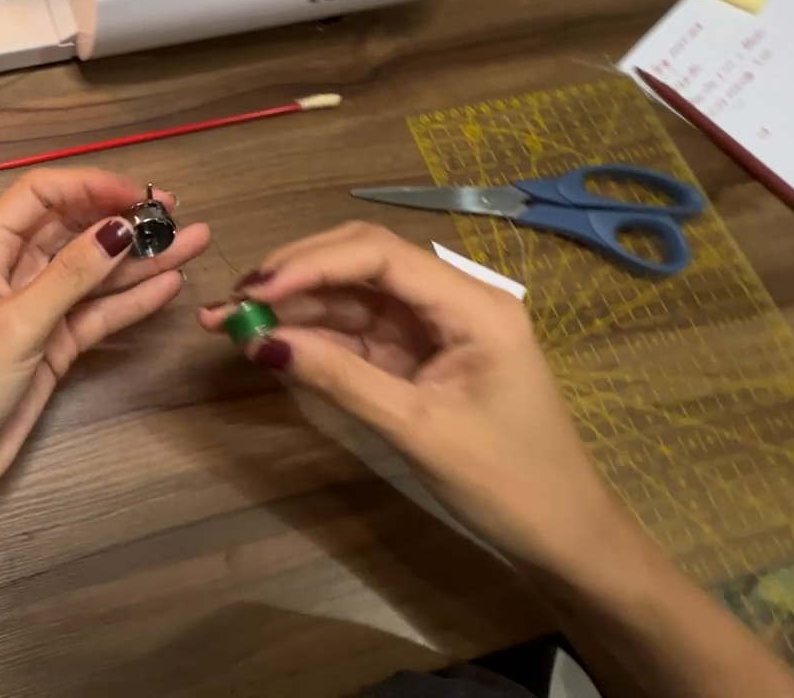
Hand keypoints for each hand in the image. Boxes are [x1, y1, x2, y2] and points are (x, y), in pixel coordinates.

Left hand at [0, 169, 209, 508]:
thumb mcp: (17, 324)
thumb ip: (71, 275)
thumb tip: (120, 228)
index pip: (39, 195)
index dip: (88, 186)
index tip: (136, 195)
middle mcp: (12, 268)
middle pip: (72, 229)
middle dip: (121, 219)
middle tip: (175, 215)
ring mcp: (37, 305)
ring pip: (93, 271)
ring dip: (139, 258)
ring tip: (193, 242)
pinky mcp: (54, 340)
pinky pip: (97, 310)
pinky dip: (131, 299)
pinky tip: (169, 284)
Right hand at [199, 222, 623, 576]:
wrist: (563, 539)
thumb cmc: (509, 483)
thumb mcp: (419, 430)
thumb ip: (339, 379)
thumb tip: (260, 342)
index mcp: (473, 304)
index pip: (379, 256)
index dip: (311, 263)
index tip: (256, 290)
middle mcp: (448, 298)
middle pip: (358, 259)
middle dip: (293, 274)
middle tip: (234, 300)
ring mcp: (425, 323)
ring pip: (346, 291)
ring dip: (290, 302)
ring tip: (231, 319)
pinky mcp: (407, 349)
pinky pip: (348, 327)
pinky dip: (306, 330)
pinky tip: (267, 337)